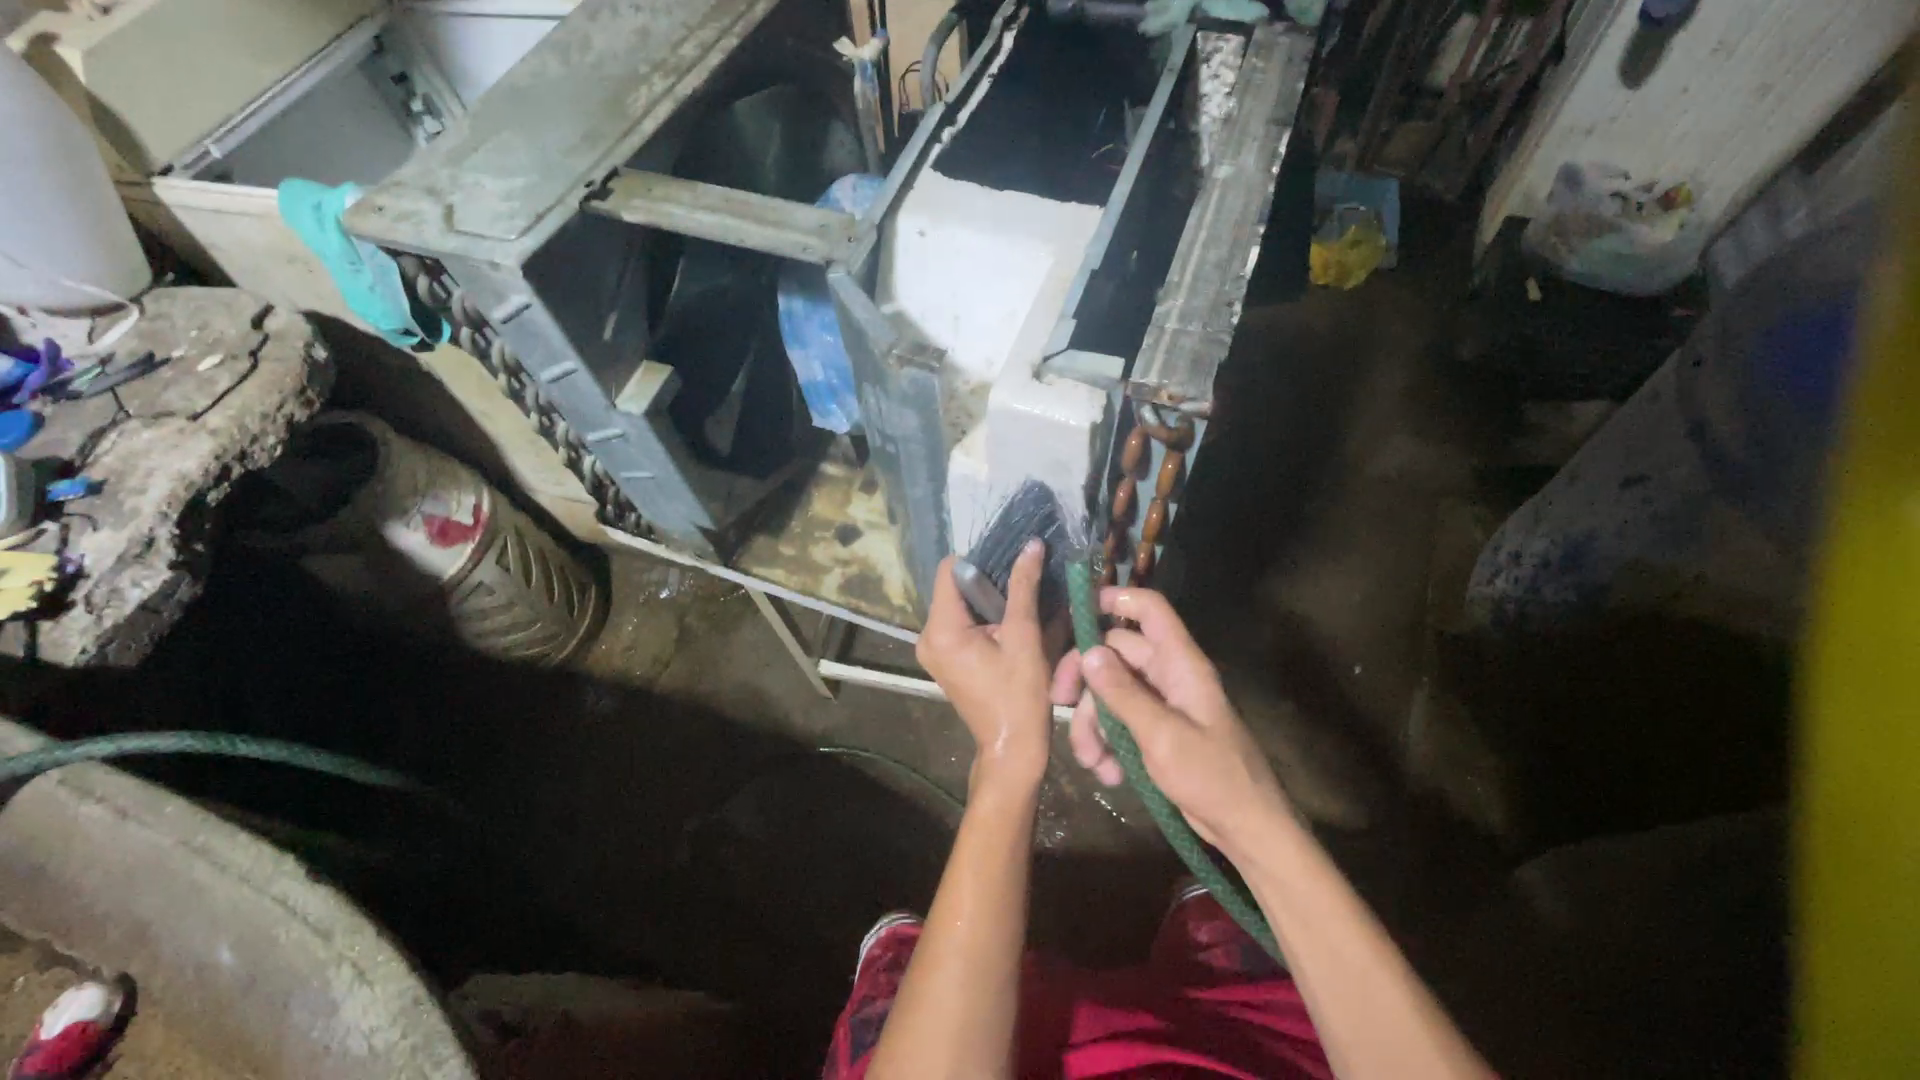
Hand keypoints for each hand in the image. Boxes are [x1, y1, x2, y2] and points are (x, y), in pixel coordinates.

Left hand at [918, 541, 1052, 791]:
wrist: (1012, 747)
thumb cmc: (1019, 695)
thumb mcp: (1025, 637)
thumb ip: (1024, 587)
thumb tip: (1031, 545)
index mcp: (941, 629)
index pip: (949, 569)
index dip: (981, 561)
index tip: (1011, 566)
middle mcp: (926, 636)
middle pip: (953, 587)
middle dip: (987, 582)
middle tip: (1022, 585)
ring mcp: (932, 650)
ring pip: (958, 605)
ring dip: (988, 601)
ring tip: (1020, 605)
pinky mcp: (943, 659)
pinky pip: (959, 624)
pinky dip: (982, 619)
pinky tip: (1009, 627)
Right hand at [1050, 587, 1290, 858]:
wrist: (1245, 827)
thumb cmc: (1212, 776)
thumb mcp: (1163, 735)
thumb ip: (1123, 694)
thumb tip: (1089, 653)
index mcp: (1181, 664)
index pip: (1150, 611)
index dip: (1117, 599)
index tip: (1076, 609)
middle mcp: (1169, 677)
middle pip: (1115, 655)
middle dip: (1084, 680)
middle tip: (1057, 703)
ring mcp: (1161, 706)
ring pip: (1110, 694)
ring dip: (1092, 725)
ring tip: (1092, 762)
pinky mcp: (1154, 734)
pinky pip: (1118, 724)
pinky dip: (1106, 744)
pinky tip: (1109, 774)